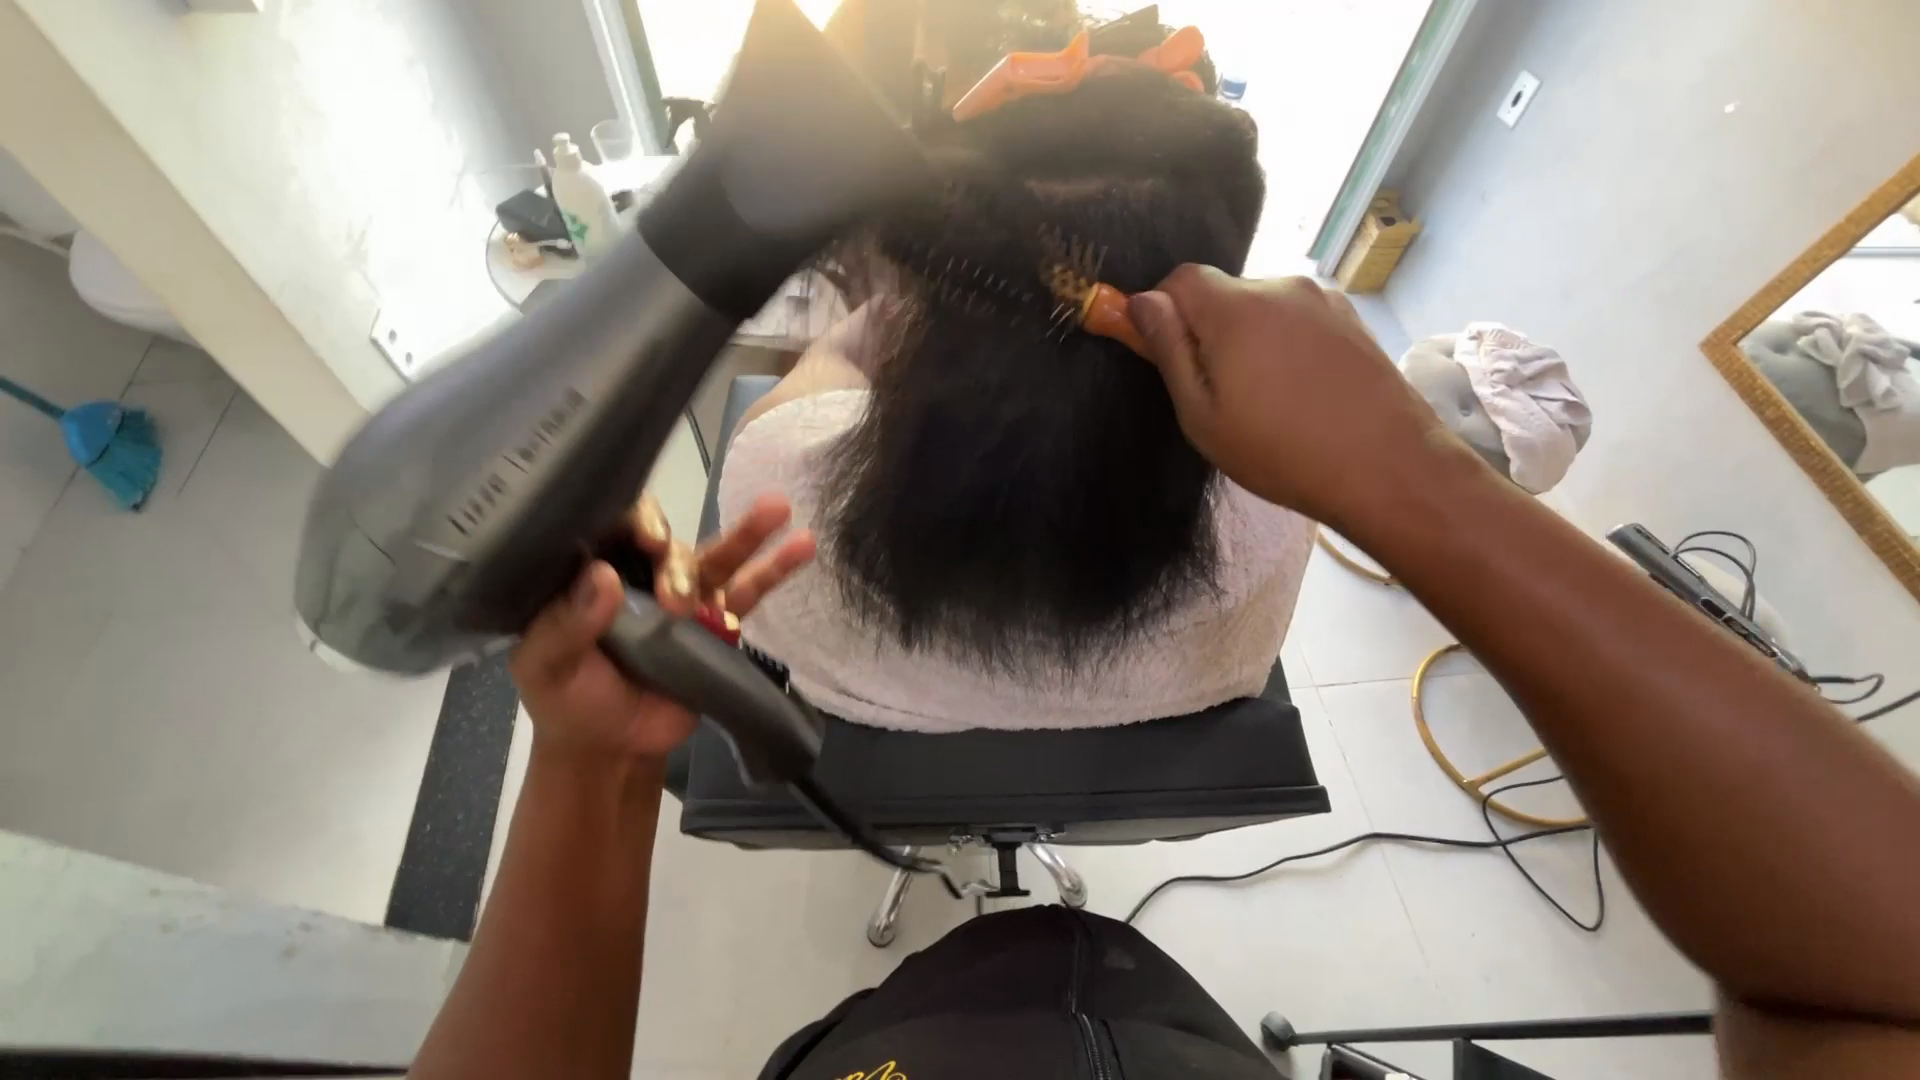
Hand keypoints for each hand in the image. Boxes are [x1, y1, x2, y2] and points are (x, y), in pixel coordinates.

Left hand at [509, 494, 815, 760]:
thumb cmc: (569, 700)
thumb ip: (567, 625)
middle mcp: (642, 574)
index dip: (637, 522)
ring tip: (778, 507)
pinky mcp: (719, 622)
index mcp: (593, 573)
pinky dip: (775, 569)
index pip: (614, 527)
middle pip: (670, 546)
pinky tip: (803, 546)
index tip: (651, 541)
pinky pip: (749, 591)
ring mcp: (686, 596)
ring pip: (718, 557)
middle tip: (678, 604)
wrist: (616, 746)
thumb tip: (603, 577)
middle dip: (680, 567)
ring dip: (749, 533)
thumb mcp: (548, 667)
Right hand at [1128, 265, 1476, 525]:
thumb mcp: (1202, 414)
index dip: (1159, 309)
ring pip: (1259, 306)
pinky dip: (1280, 341)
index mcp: (1235, 309)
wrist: (1387, 466)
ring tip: (1260, 395)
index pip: (1180, 279)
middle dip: (1203, 328)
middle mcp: (1280, 288)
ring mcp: (1322, 299)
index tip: (1158, 352)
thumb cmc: (1279, 451)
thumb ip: (1168, 351)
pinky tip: (1295, 388)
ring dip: (1244, 336)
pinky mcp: (1350, 317)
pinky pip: (1294, 317)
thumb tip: (1141, 302)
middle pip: (1221, 292)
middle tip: (1212, 389)